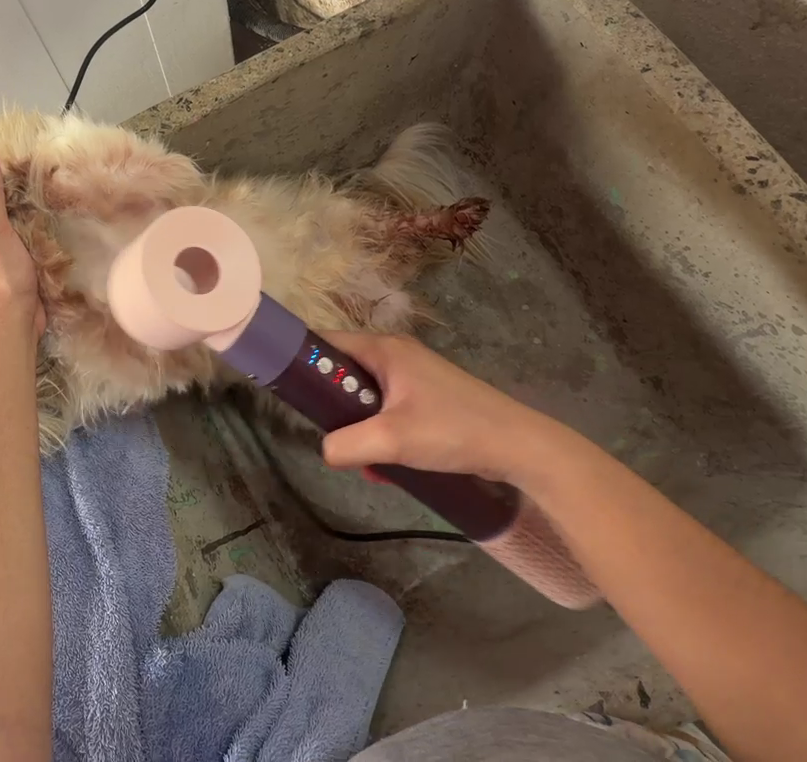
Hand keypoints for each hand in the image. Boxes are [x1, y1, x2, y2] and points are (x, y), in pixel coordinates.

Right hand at [318, 331, 567, 486]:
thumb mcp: (393, 440)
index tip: (285, 388)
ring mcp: (415, 376)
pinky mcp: (429, 398)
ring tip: (367, 458)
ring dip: (359, 427)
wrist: (520, 447)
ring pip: (366, 396)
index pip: (326, 342)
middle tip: (332, 434)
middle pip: (344, 372)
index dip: (301, 360)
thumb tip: (324, 451)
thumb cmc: (454, 430)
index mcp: (385, 350)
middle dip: (334, 407)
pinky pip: (388, 409)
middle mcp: (397, 355)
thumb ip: (348, 445)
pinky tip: (390, 463)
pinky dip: (381, 433)